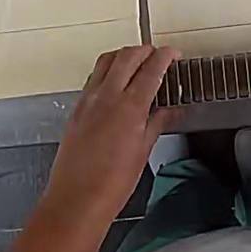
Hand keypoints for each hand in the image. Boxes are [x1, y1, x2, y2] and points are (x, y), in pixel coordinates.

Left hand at [38, 45, 180, 223]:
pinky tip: (116, 83)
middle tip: (158, 55)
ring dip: (124, 55)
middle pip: (127, 56)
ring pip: (107, 61)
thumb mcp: (143, 150)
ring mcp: (88, 101)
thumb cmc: (111, 184)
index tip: (174, 54)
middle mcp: (107, 97)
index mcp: (129, 107)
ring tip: (138, 63)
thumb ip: (157, 122)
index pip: (152, 68)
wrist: (76, 202)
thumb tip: (171, 110)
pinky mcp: (76, 109)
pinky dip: (108, 71)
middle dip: (146, 50)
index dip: (166, 56)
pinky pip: (94, 77)